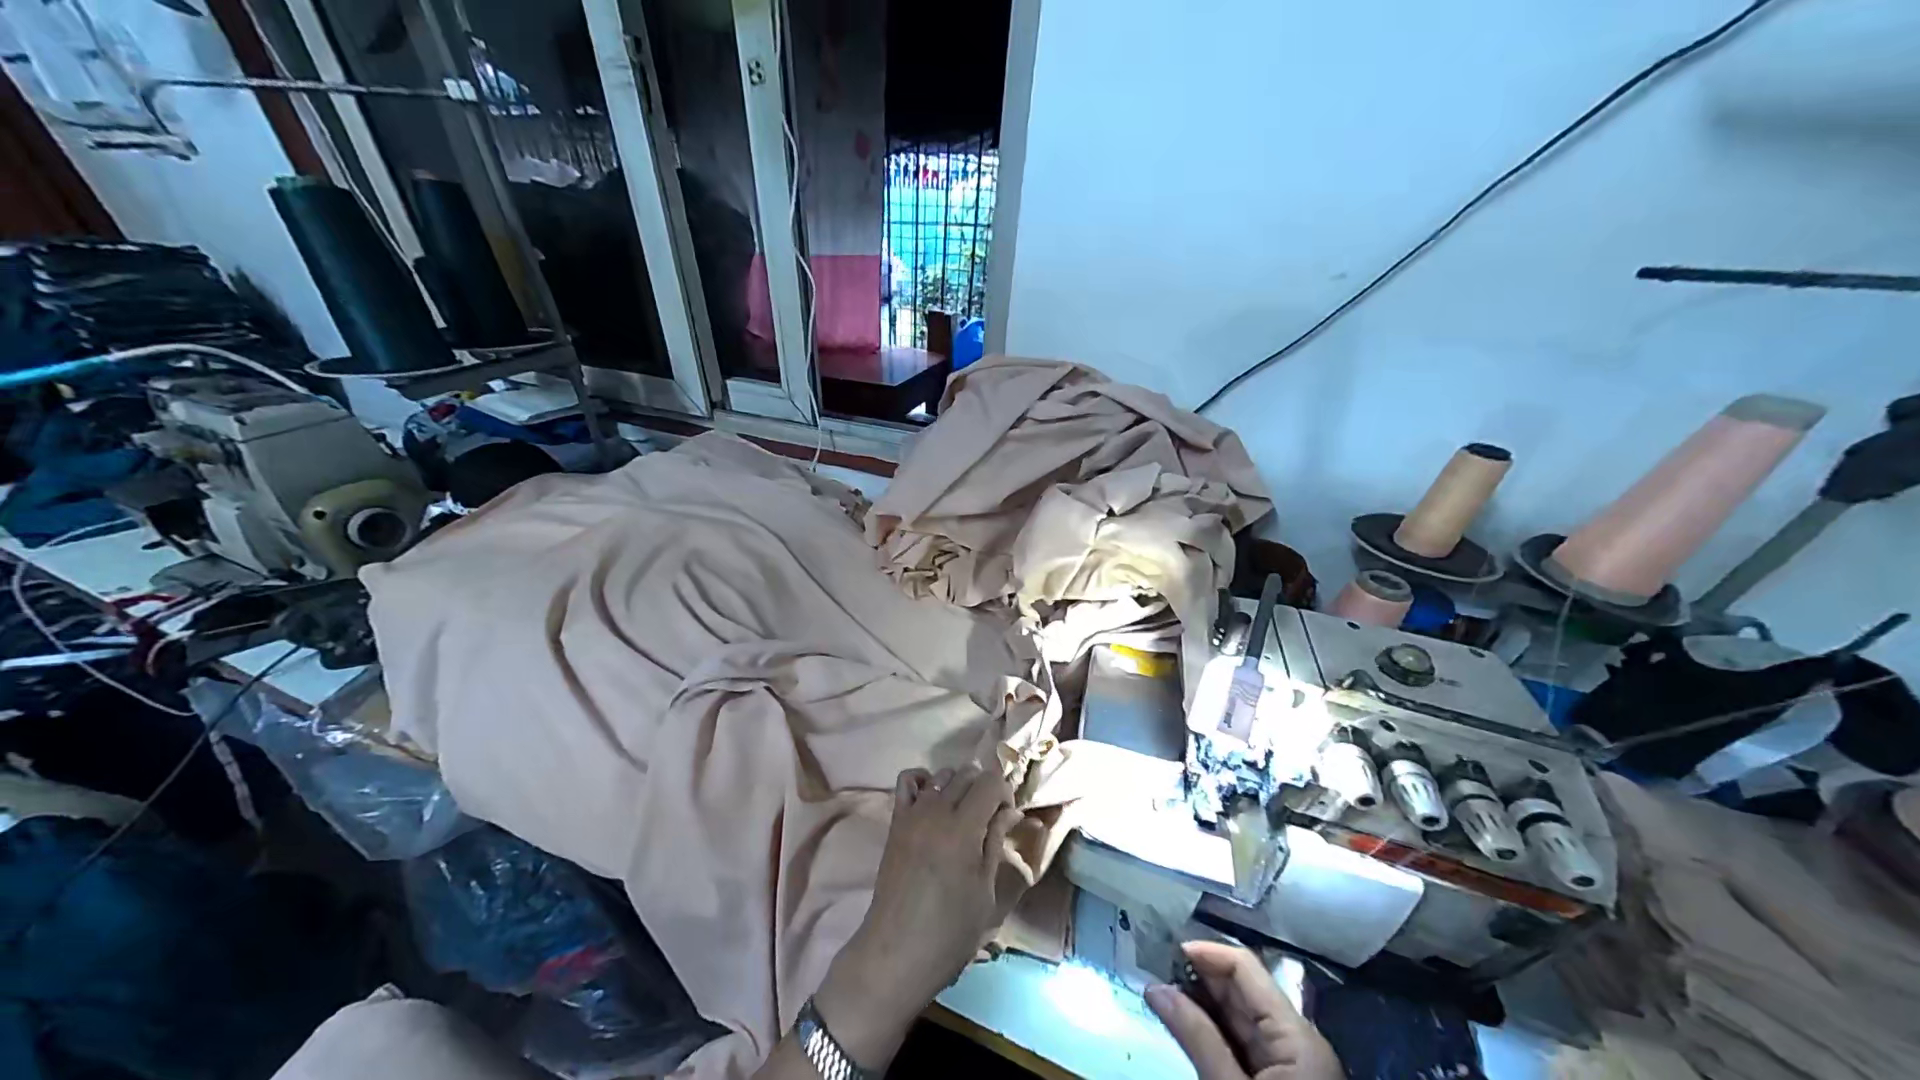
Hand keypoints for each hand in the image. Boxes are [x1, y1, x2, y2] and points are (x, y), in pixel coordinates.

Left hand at [811, 765, 1036, 1068]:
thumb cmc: (950, 932)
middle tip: (990, 818)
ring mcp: (912, 814)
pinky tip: (934, 802)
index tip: (1007, 819)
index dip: (1004, 793)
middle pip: (967, 774)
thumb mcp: (985, 892)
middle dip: (984, 788)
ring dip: (958, 785)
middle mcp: (936, 811)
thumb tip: (1009, 813)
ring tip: (964, 814)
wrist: (896, 952)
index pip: (989, 781)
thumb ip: (995, 843)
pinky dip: (923, 781)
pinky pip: (907, 782)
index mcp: (963, 828)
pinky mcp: (895, 822)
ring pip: (941, 775)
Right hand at [1145, 941, 1343, 1079]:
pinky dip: (1212, 1030)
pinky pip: (1243, 1042)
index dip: (1204, 953)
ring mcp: (1290, 1063)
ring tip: (1160, 994)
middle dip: (1197, 976)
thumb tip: (1155, 987)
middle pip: (1242, 989)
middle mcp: (1296, 1039)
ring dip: (1200, 1002)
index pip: (1245, 968)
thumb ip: (1195, 1036)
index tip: (1162, 952)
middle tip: (1151, 970)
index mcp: (1295, 1035)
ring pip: (1239, 1015)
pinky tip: (1184, 1026)